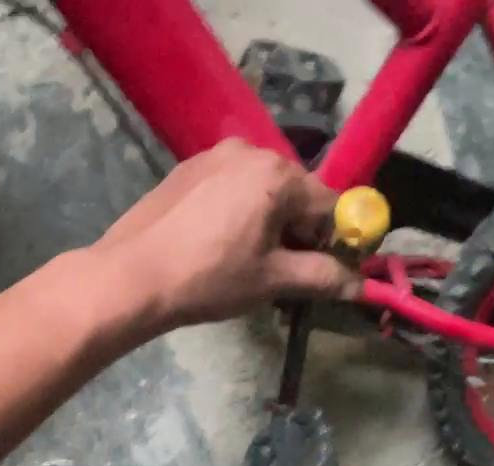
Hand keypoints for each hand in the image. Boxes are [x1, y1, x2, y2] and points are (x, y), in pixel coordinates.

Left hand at [92, 139, 360, 332]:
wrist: (132, 277)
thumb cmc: (210, 278)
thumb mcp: (273, 280)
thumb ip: (323, 277)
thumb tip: (360, 285)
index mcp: (277, 174)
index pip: (330, 204)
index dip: (337, 241)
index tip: (328, 271)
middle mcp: (249, 151)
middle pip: (297, 193)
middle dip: (301, 232)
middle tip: (285, 273)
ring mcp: (214, 155)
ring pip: (264, 191)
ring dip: (271, 224)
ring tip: (251, 263)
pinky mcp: (189, 169)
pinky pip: (233, 188)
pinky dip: (241, 214)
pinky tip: (222, 246)